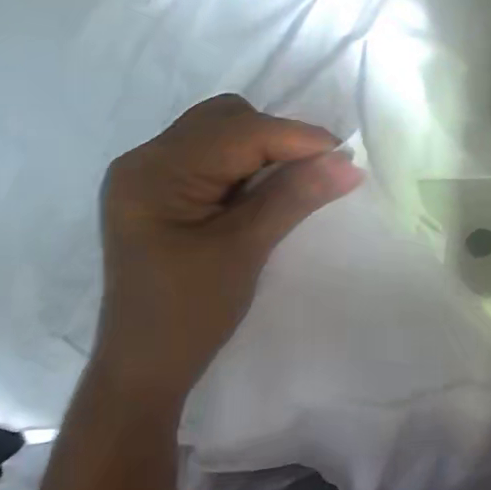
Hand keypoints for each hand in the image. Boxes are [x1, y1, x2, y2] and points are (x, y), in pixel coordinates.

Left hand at [98, 94, 362, 393]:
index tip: (345, 156)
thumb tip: (346, 164)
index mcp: (155, 172)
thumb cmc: (188, 315)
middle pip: (223, 120)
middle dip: (275, 139)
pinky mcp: (157, 197)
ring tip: (291, 186)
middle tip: (315, 174)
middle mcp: (144, 161)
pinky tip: (262, 195)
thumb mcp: (243, 251)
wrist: (144, 368)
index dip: (295, 138)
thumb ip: (292, 198)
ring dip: (260, 152)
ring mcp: (147, 178)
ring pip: (216, 136)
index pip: (236, 132)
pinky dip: (241, 169)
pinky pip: (207, 161)